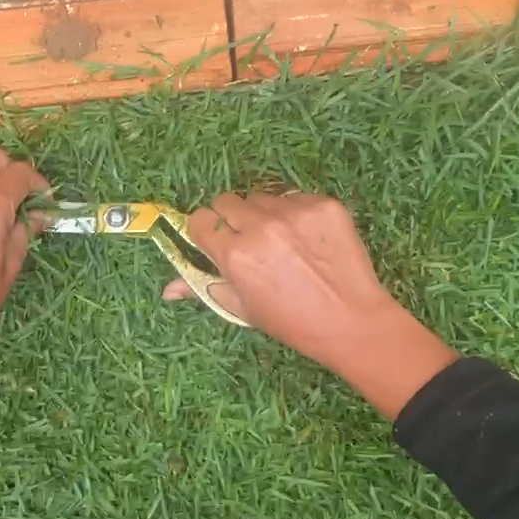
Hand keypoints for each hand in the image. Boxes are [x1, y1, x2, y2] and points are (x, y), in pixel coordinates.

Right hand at [165, 192, 457, 418]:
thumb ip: (203, 289)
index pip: (200, 220)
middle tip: (249, 242)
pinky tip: (307, 239)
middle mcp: (260, 227)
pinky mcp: (323, 204)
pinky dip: (295, 213)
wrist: (351, 320)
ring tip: (281, 242)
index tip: (216, 242)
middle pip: (226, 201)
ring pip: (261, 197)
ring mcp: (294, 212)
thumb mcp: (242, 308)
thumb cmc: (290, 321)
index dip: (206, 231)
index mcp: (234, 255)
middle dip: (231, 219)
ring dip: (263, 214)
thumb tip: (167, 290)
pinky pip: (294, 197)